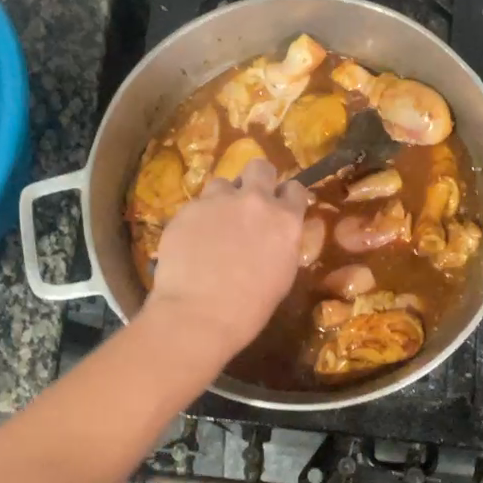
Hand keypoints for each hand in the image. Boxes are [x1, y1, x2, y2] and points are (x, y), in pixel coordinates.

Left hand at [144, 160, 308, 357]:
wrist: (199, 315)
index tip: (281, 207)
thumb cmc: (250, 307)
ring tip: (216, 224)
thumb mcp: (283, 274)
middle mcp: (254, 200)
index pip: (295, 188)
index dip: (287, 197)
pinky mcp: (187, 209)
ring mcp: (217, 201)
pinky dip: (198, 217)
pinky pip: (197, 204)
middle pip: (260, 167)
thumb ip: (282, 242)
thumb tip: (276, 233)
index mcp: (285, 220)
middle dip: (258, 180)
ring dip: (223, 198)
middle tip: (249, 203)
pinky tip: (193, 241)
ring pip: (223, 182)